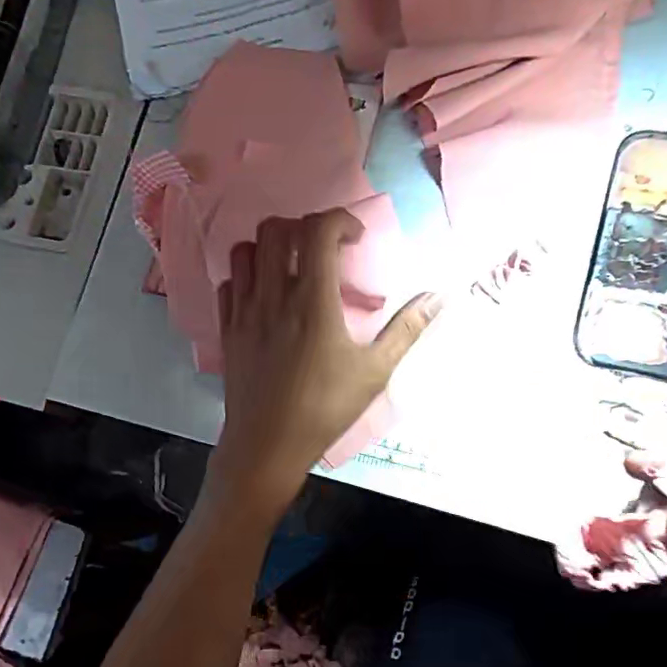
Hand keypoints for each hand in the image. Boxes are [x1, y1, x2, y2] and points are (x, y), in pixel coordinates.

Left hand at [209, 210, 439, 516]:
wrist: (268, 446)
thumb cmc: (326, 410)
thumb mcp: (375, 372)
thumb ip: (407, 330)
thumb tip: (439, 297)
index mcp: (312, 302)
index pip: (317, 230)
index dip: (340, 220)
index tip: (356, 238)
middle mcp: (272, 296)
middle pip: (277, 228)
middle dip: (306, 226)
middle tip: (328, 248)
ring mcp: (243, 310)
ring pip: (247, 249)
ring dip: (274, 246)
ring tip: (296, 267)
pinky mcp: (226, 327)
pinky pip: (230, 280)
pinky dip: (250, 274)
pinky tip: (268, 295)